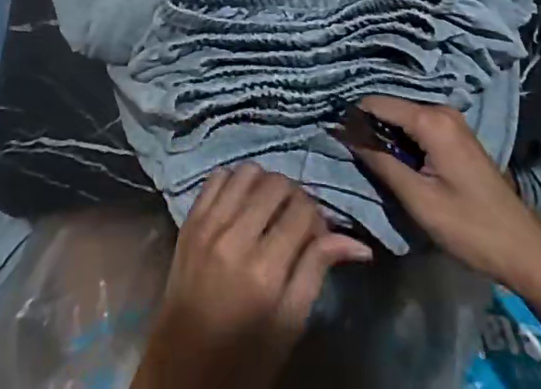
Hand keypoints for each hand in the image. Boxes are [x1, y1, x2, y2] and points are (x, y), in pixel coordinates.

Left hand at [133, 164, 371, 388]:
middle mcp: (234, 237)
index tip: (317, 236)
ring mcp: (207, 226)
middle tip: (295, 222)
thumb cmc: (244, 356)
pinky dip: (235, 182)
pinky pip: (216, 178)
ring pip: (248, 172)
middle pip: (277, 184)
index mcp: (264, 269)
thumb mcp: (289, 323)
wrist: (182, 370)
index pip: (303, 210)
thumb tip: (358, 243)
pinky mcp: (189, 222)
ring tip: (269, 209)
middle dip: (295, 197)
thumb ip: (317, 270)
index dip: (318, 218)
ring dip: (266, 184)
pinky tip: (243, 203)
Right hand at [349, 99, 540, 388]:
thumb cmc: (469, 226)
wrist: (523, 249)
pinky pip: (416, 128)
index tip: (328, 133)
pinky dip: (399, 140)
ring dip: (381, 134)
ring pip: (402, 118)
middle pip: (390, 107)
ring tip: (358, 154)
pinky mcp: (455, 137)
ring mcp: (451, 123)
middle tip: (340, 146)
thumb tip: (344, 133)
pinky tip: (387, 159)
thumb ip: (380, 162)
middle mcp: (442, 111)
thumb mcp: (418, 198)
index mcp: (432, 120)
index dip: (351, 117)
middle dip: (365, 124)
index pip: (377, 103)